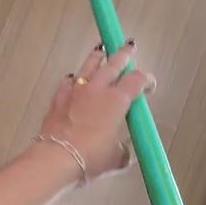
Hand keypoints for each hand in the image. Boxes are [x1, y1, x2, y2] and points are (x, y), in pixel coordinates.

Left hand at [38, 42, 155, 180]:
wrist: (56, 158)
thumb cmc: (90, 158)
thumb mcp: (115, 159)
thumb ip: (123, 151)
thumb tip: (123, 152)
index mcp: (116, 100)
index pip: (136, 80)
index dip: (146, 79)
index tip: (149, 84)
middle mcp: (97, 89)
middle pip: (114, 63)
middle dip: (124, 54)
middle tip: (130, 46)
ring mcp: (76, 90)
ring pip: (89, 65)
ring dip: (98, 57)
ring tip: (102, 51)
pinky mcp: (59, 96)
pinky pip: (69, 80)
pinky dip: (75, 78)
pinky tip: (76, 80)